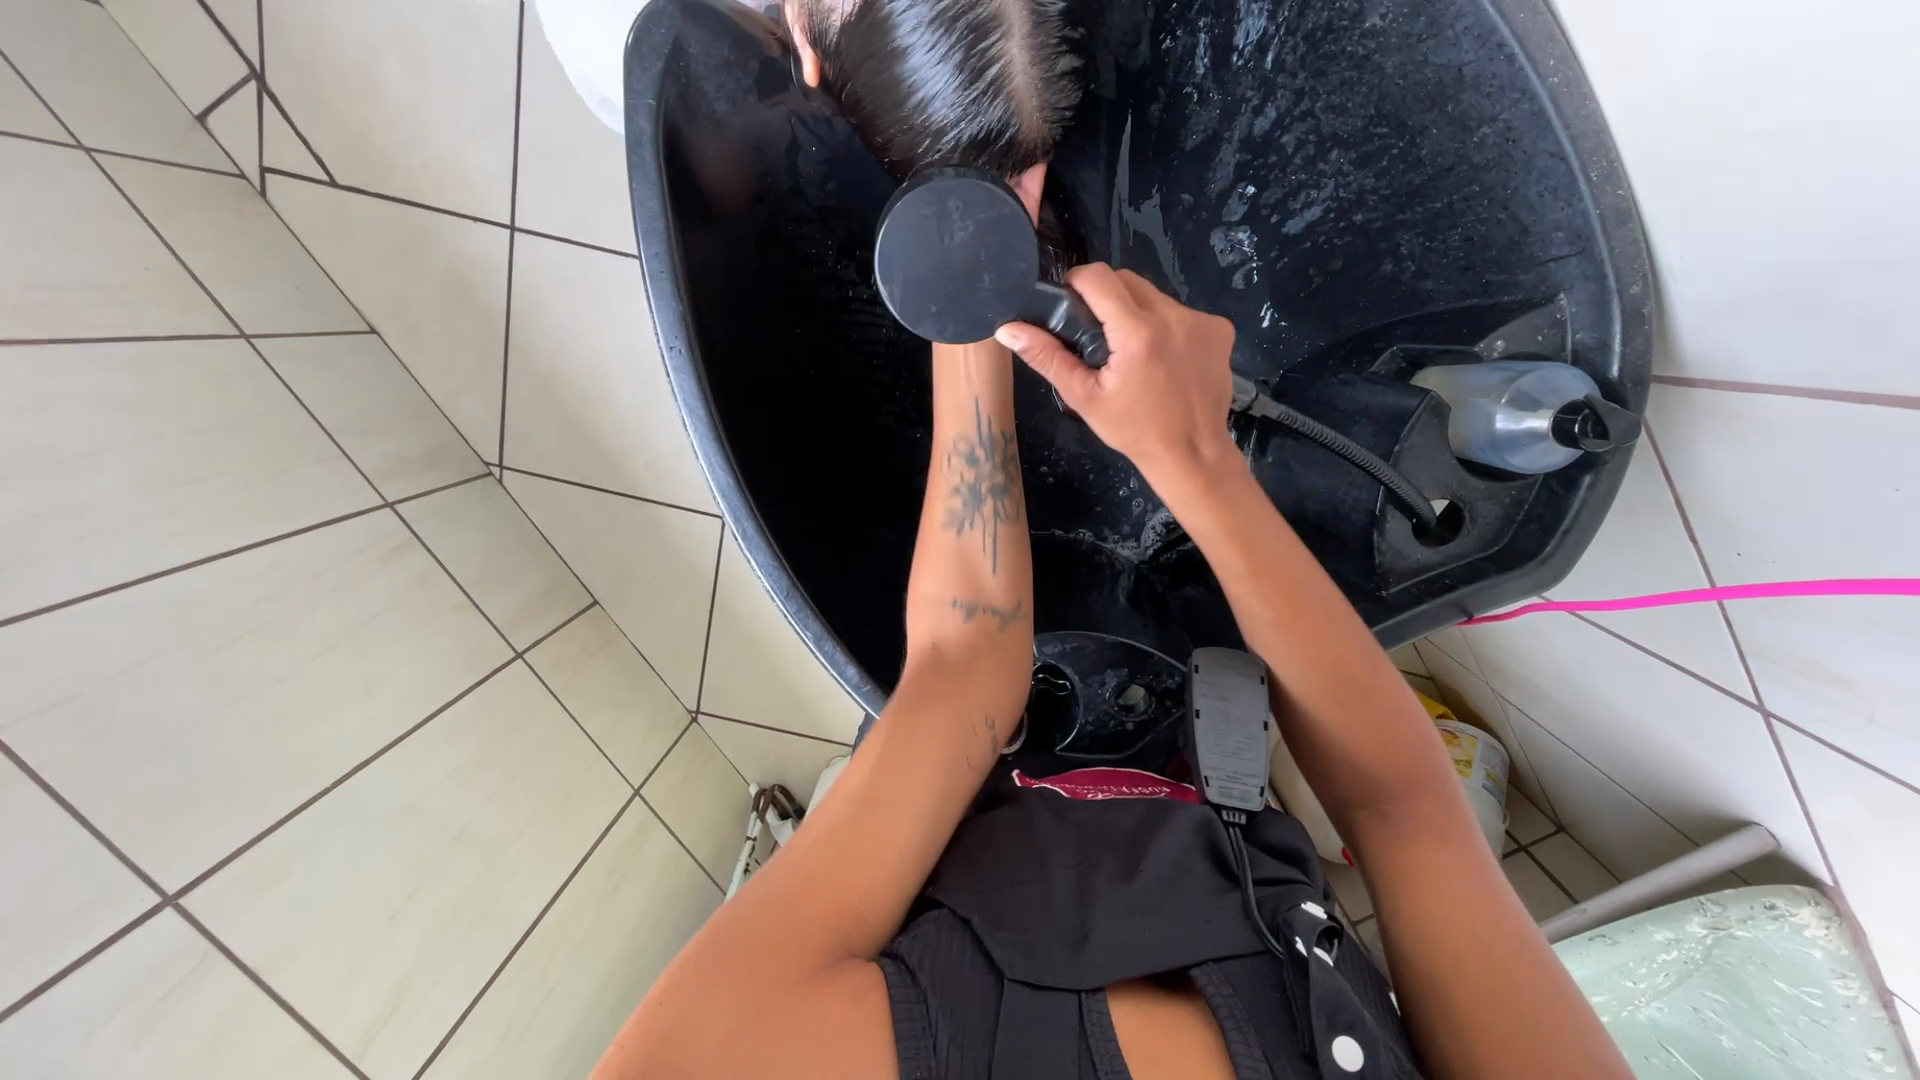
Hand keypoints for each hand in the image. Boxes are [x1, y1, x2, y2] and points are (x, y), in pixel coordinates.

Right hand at [995, 263, 1240, 485]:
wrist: (1192, 453)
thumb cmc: (1133, 429)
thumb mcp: (1084, 397)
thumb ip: (1048, 357)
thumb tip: (1008, 329)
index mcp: (1137, 332)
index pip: (1099, 276)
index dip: (1077, 283)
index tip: (1071, 305)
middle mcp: (1173, 316)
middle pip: (1127, 280)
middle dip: (1106, 298)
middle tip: (1098, 335)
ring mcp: (1201, 320)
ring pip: (1154, 295)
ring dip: (1137, 312)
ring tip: (1133, 352)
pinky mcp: (1219, 329)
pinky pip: (1181, 311)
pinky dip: (1166, 326)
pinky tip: (1164, 358)